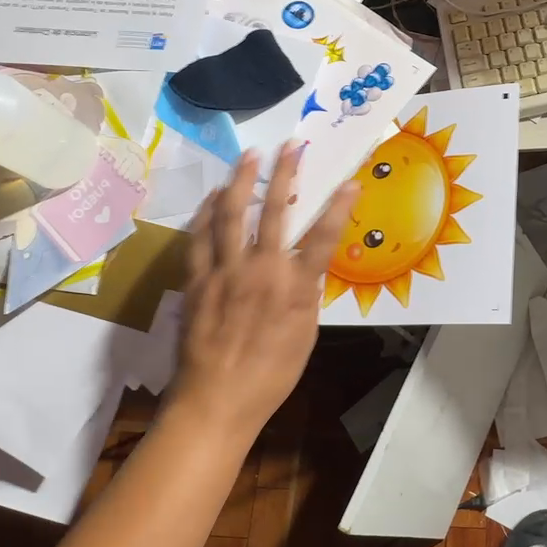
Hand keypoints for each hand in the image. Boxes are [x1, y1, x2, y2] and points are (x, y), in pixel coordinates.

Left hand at [171, 146, 357, 439]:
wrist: (216, 401)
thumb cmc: (272, 375)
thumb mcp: (306, 334)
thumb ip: (306, 293)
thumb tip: (307, 265)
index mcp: (294, 288)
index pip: (323, 237)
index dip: (339, 206)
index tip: (350, 181)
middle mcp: (260, 271)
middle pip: (274, 211)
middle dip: (284, 173)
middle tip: (290, 145)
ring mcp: (224, 273)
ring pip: (231, 215)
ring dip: (242, 181)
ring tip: (249, 156)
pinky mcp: (196, 281)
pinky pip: (199, 237)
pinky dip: (207, 213)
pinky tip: (213, 197)